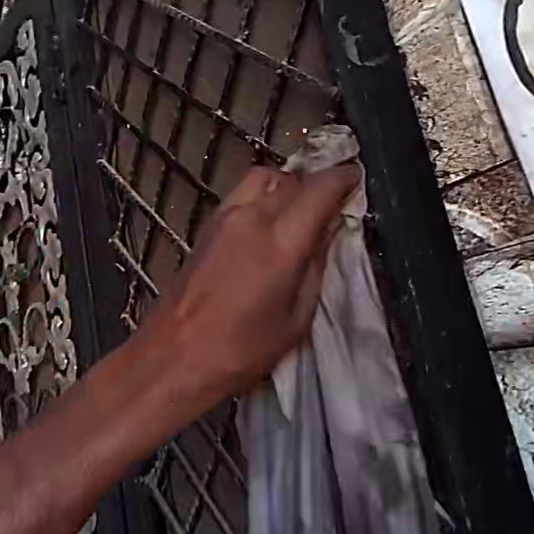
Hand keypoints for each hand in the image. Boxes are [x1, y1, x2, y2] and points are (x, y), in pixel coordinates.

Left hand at [132, 163, 360, 417]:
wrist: (175, 356)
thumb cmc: (243, 349)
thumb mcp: (297, 317)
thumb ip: (316, 266)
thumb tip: (330, 230)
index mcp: (282, 241)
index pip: (321, 188)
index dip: (345, 178)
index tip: (358, 180)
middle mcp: (253, 216)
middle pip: (294, 178)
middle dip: (319, 185)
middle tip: (334, 205)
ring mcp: (226, 216)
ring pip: (266, 177)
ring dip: (289, 184)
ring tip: (300, 210)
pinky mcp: (208, 224)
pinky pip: (244, 191)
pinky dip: (264, 194)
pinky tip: (269, 221)